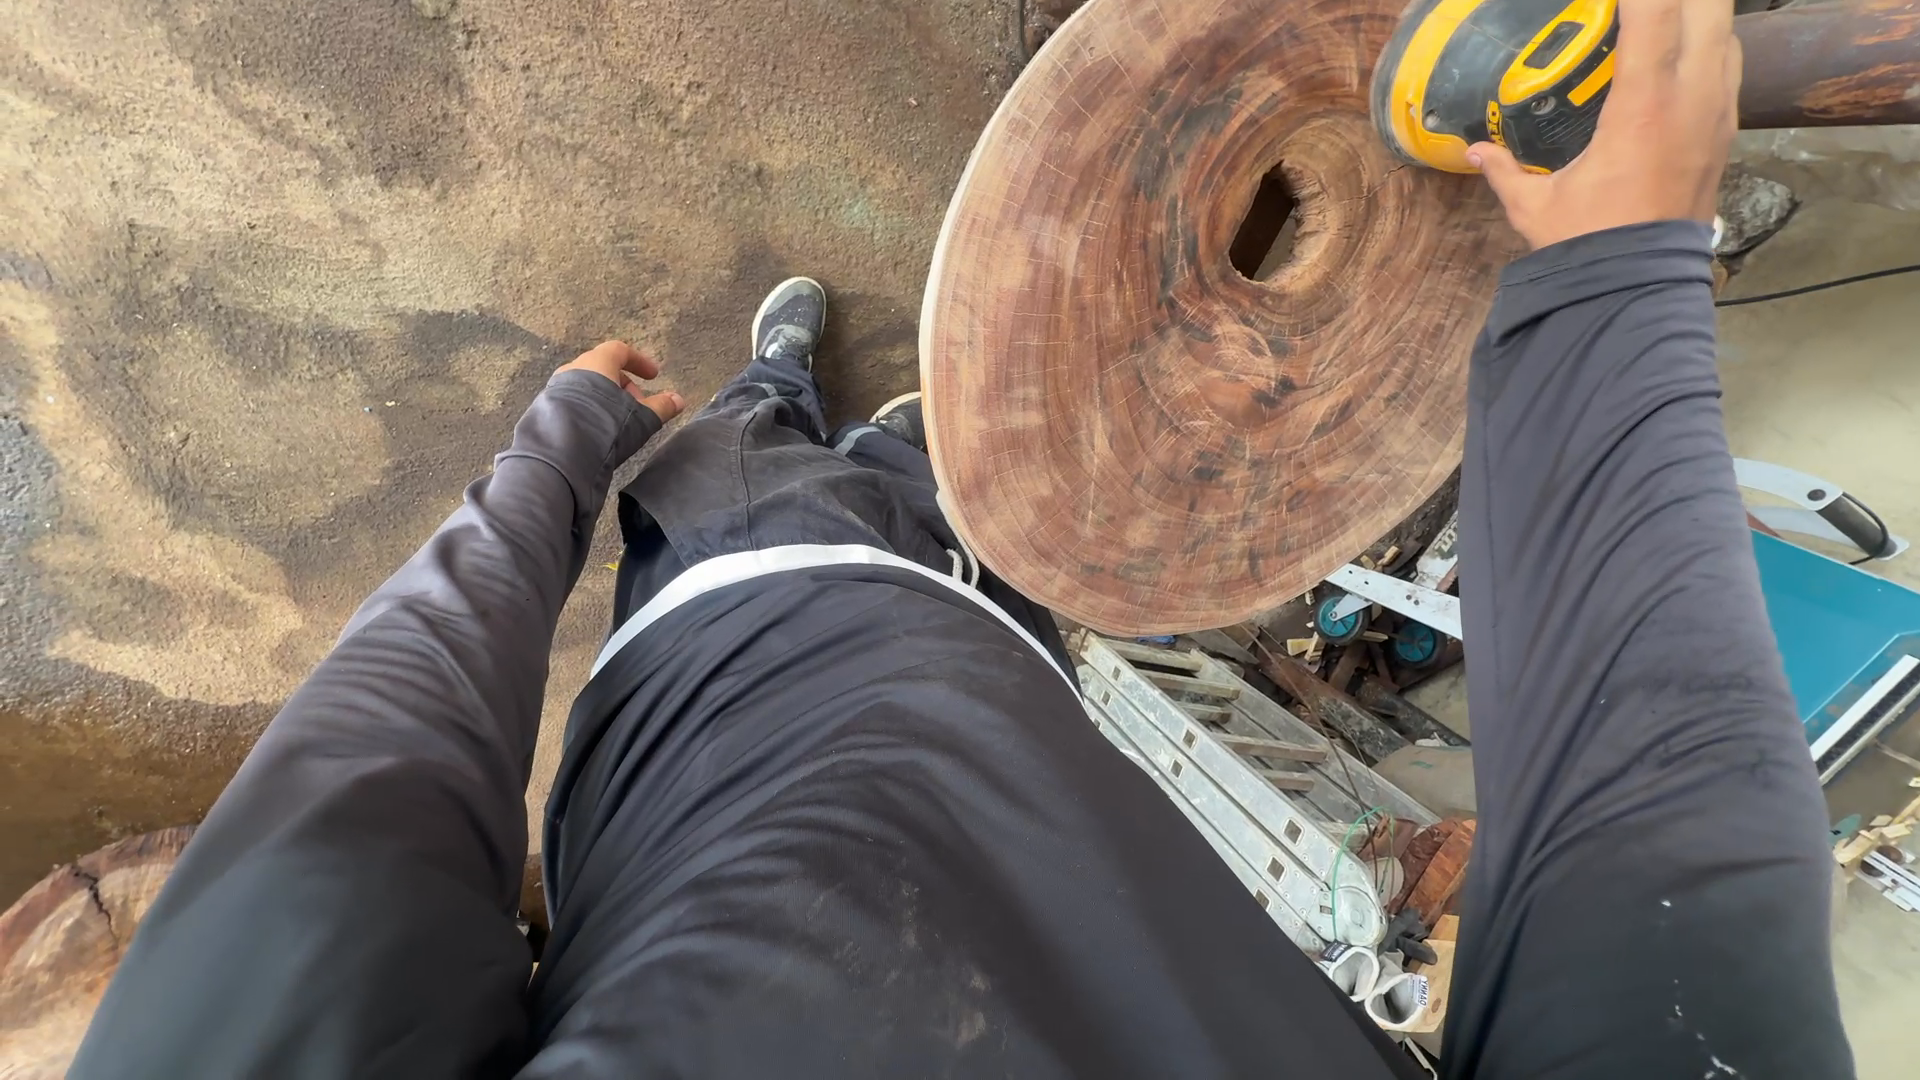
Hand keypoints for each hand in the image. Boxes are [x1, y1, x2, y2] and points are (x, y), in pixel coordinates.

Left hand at [557, 341, 684, 423]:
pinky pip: (574, 400)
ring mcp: (557, 387)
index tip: (654, 376)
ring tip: (618, 420)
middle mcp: (574, 369)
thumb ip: (662, 407)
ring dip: (606, 398)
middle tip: (638, 406)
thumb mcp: (643, 417)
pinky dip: (590, 408)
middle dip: (624, 385)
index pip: (620, 351)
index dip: (640, 362)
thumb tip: (679, 400)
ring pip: (587, 386)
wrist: (562, 446)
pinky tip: (598, 428)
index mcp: (598, 363)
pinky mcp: (547, 407)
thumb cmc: (607, 422)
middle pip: (603, 368)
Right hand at [1468, 0, 1740, 249]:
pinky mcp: (1726, 126)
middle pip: (1708, 7)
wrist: (1635, 275)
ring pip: (1726, 29)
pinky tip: (1677, 56)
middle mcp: (1692, 95)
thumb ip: (1503, 171)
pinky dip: (1706, 44)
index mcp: (1642, 107)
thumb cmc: (1584, 238)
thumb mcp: (1532, 206)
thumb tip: (1473, 151)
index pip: (1654, 18)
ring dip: (1696, 15)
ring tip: (1657, 22)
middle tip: (1634, 7)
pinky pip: (1728, 62)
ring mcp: (1717, 108)